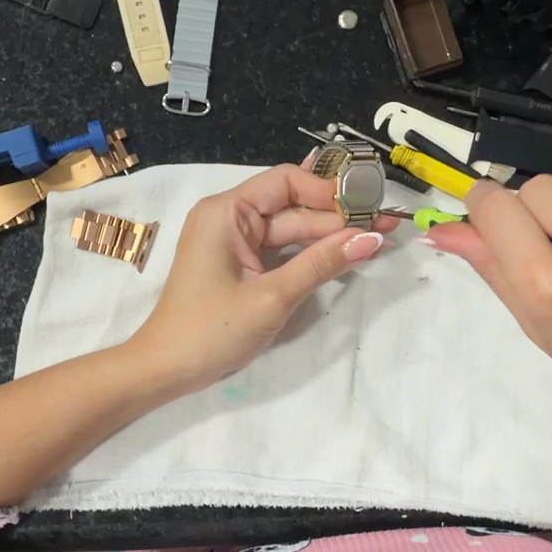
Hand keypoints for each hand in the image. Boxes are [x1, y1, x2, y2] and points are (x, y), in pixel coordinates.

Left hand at [125, 164, 390, 392]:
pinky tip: (342, 255)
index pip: (285, 181)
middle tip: (386, 226)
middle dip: (336, 218)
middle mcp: (228, 218)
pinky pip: (279, 251)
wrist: (166, 369)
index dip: (328, 192)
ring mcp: (232, 242)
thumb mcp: (272, 297)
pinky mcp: (237, 265)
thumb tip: (371, 237)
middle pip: (291, 207)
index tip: (367, 207)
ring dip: (327, 237)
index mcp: (226, 212)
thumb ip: (322, 264)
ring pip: (289, 231)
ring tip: (375, 239)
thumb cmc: (212, 330)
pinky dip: (308, 255)